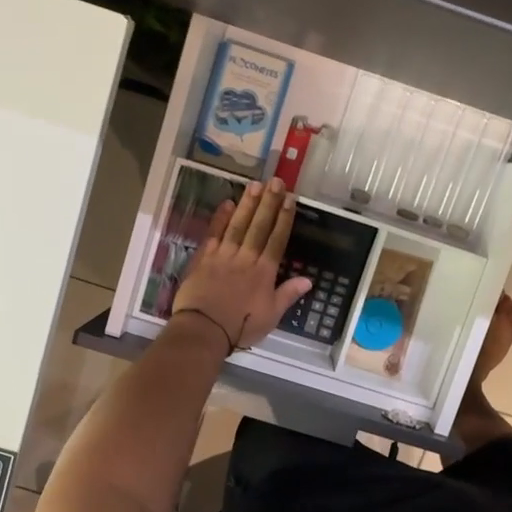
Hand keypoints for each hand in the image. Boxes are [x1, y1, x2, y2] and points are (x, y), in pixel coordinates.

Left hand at [171, 178, 311, 352]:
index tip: (289, 199)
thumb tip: (308, 279)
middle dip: (268, 203)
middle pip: (259, 226)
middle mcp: (246, 258)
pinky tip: (228, 203)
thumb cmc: (240, 327)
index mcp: (264, 272)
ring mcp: (223, 255)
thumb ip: (288, 294)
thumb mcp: (271, 316)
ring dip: (248, 204)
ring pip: (238, 225)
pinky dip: (221, 218)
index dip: (284, 218)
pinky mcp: (203, 258)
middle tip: (275, 182)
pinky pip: (214, 233)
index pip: (277, 239)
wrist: (203, 329)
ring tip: (255, 185)